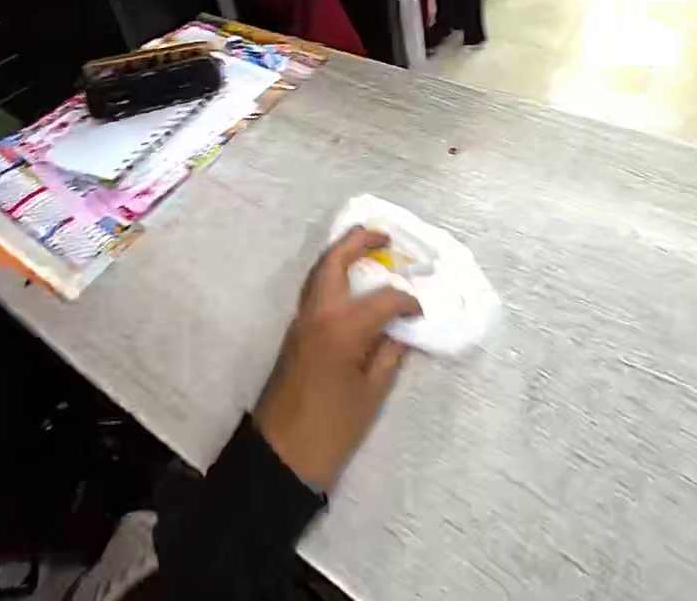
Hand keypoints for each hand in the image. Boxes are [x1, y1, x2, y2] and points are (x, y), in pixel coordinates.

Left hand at [253, 228, 422, 491]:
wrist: (277, 460)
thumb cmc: (331, 429)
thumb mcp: (372, 393)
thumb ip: (389, 353)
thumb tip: (402, 329)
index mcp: (342, 328)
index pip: (383, 299)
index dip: (406, 302)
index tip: (419, 312)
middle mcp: (318, 315)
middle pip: (334, 262)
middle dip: (358, 241)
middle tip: (384, 236)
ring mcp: (301, 322)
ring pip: (319, 273)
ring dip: (342, 255)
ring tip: (367, 249)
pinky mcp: (294, 334)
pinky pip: (315, 291)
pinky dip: (333, 276)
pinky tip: (351, 284)